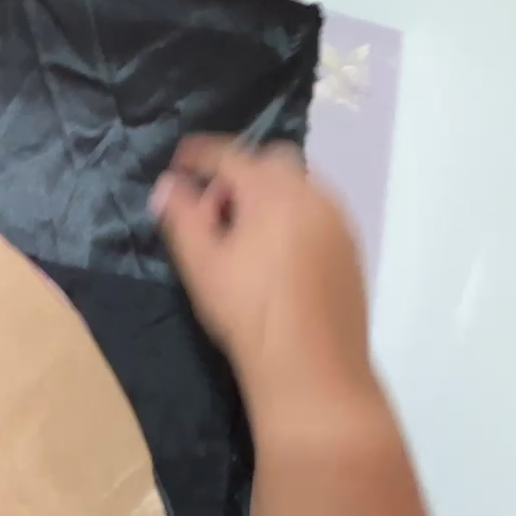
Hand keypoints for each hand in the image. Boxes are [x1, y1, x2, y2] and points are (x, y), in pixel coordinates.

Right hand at [150, 136, 377, 432]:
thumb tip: (167, 183)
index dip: (199, 154)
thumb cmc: (244, 308)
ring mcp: (337, 220)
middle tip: (210, 207)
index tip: (177, 160)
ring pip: (297, 184)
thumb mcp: (198, 261)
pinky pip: (314, 207)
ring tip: (236, 232)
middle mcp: (313, 197)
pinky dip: (286, 211)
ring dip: (263, 192)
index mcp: (273, 195)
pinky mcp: (348, 245)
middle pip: (272, 161)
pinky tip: (267, 250)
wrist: (310, 361)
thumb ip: (181, 215)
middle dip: (237, 172)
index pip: (231, 155)